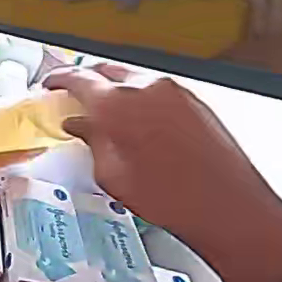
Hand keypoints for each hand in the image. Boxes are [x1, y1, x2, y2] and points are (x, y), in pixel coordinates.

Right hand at [44, 63, 281, 281]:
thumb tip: (78, 124)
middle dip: (86, 81)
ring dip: (114, 90)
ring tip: (105, 113)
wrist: (231, 209)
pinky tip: (136, 121)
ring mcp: (173, 90)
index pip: (77, 78)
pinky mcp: (193, 100)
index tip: (50, 84)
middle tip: (73, 98)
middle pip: (105, 71)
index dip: (59, 79)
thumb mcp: (112, 175)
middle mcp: (145, 87)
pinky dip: (138, 98)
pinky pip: (155, 90)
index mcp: (117, 103)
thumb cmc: (169, 199)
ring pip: (132, 79)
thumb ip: (92, 140)